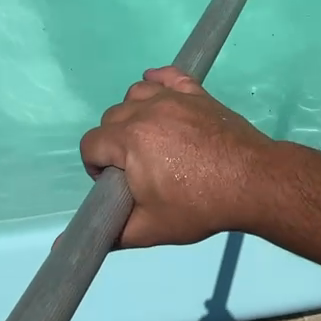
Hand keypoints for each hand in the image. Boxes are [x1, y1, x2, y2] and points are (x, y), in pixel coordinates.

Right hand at [79, 67, 278, 247]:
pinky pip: (171, 75)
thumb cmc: (199, 205)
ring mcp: (177, 98)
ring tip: (147, 138)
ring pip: (138, 93)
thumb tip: (69, 245)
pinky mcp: (199, 94)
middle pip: (112, 117)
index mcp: (131, 139)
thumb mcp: (148, 229)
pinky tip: (157, 90)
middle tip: (135, 167)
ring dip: (133, 112)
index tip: (116, 183)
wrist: (251, 181)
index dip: (96, 166)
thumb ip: (110, 233)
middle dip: (113, 142)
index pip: (91, 144)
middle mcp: (149, 110)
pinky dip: (159, 79)